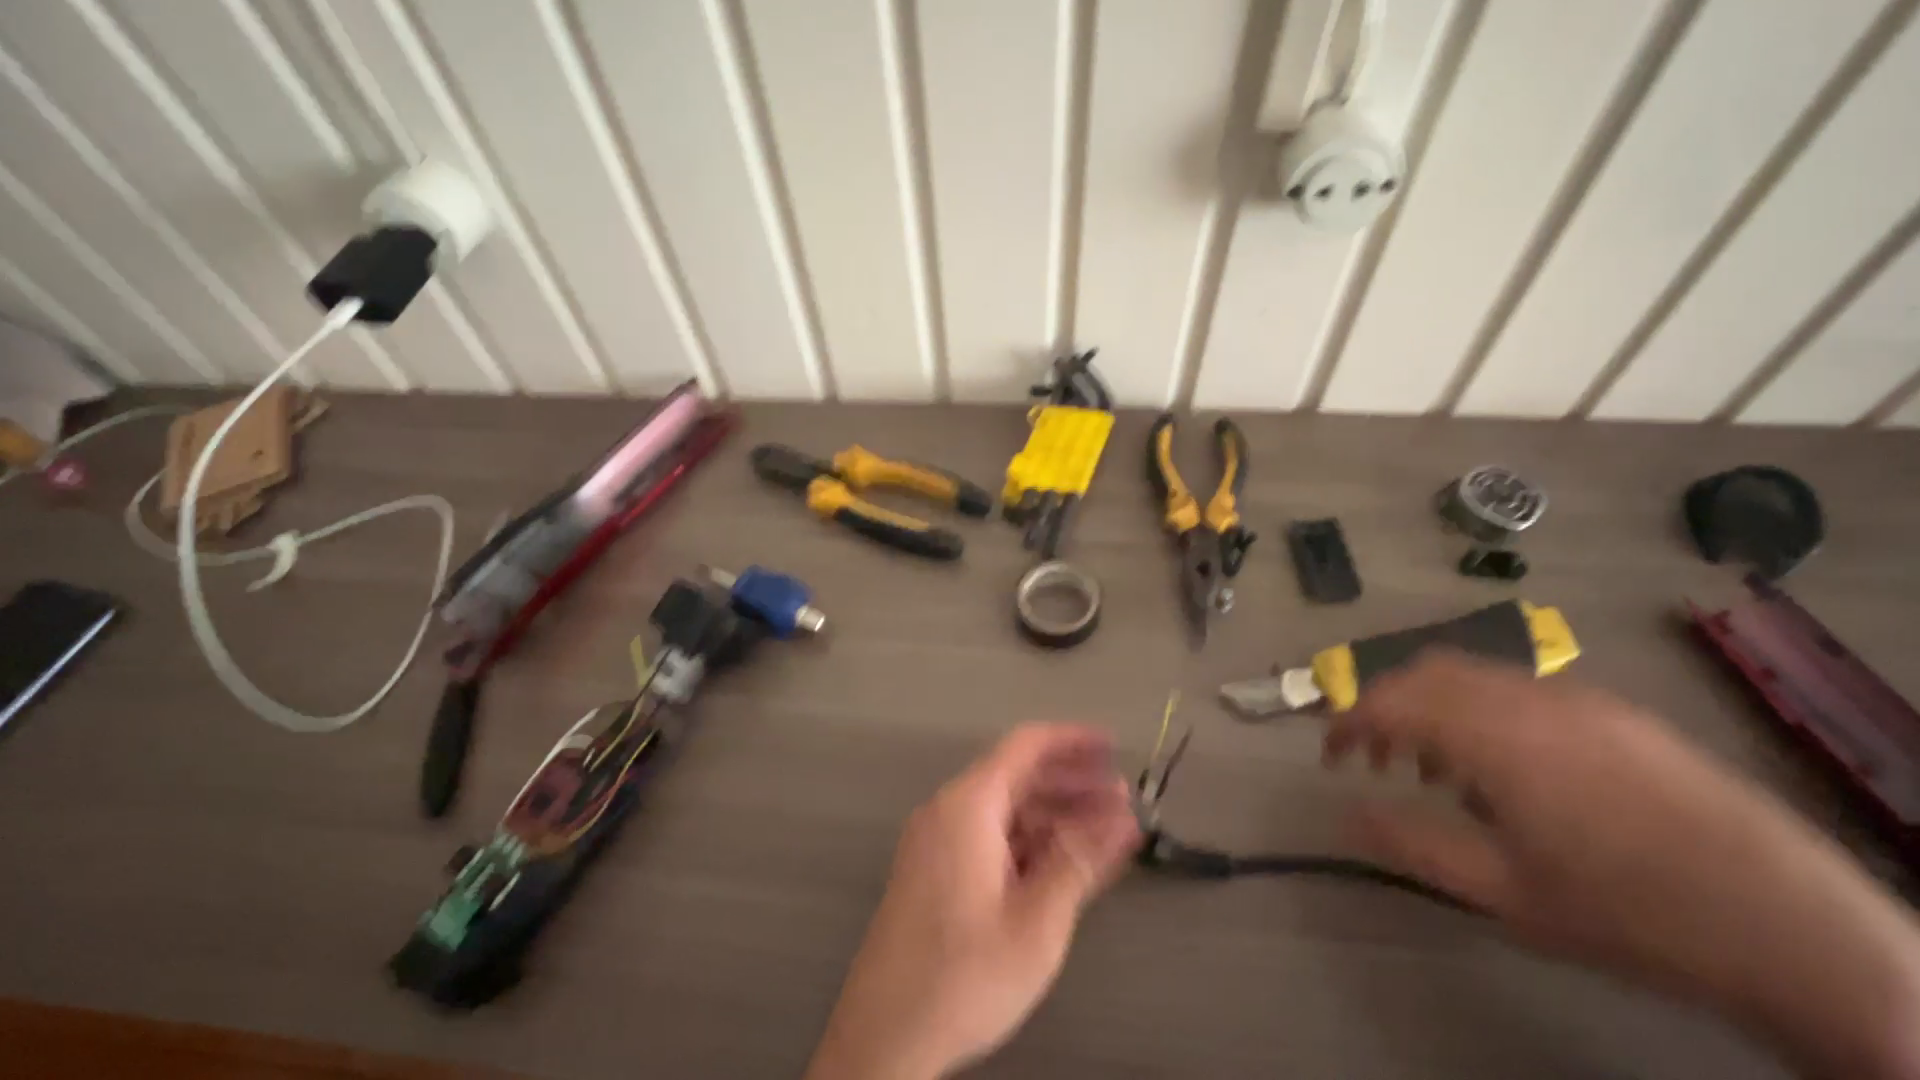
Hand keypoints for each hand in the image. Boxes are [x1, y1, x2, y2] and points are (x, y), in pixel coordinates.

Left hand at [805, 725, 1139, 1079]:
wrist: (885, 1035)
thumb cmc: (965, 973)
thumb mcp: (1037, 919)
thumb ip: (1081, 859)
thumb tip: (1123, 817)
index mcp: (967, 807)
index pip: (1025, 746)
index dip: (1073, 741)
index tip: (1115, 746)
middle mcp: (947, 813)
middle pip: (1016, 777)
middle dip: (1071, 783)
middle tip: (1123, 798)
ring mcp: (937, 845)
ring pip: (1005, 812)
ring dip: (1055, 816)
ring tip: (1107, 833)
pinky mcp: (936, 875)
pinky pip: (990, 839)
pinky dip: (1030, 843)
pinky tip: (1066, 864)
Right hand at [1326, 653, 1919, 1079]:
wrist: (1786, 922)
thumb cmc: (1622, 910)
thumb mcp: (1501, 891)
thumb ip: (1412, 842)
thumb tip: (1346, 812)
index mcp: (1496, 735)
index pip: (1392, 699)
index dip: (1347, 721)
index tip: (1329, 756)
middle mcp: (1533, 697)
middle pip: (1430, 672)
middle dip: (1387, 706)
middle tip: (1374, 759)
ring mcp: (1583, 699)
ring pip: (1479, 677)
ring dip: (1438, 708)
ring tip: (1438, 772)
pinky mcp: (1620, 714)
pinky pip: (1525, 692)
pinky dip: (1486, 713)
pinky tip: (1509, 774)